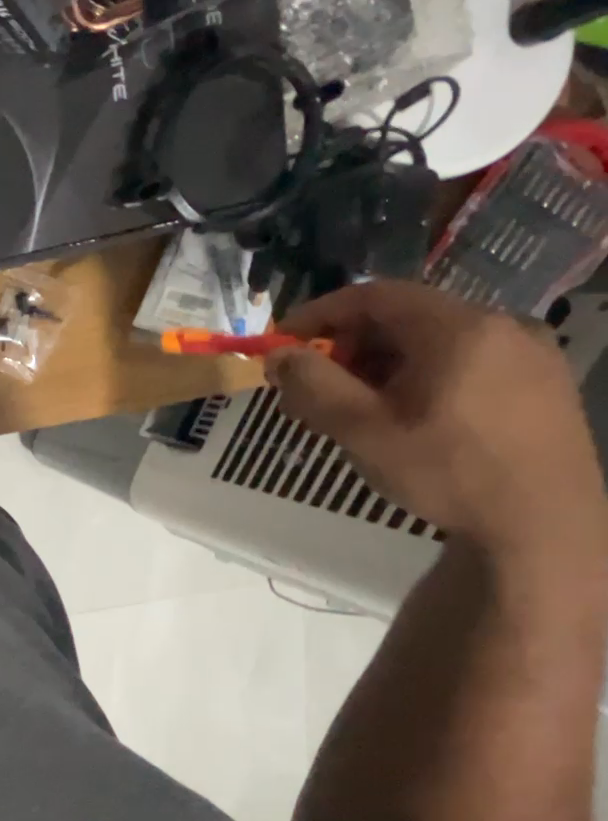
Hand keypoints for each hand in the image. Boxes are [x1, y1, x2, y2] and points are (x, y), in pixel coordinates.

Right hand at [267, 282, 606, 556]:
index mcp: (460, 328)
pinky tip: (403, 413)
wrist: (541, 525)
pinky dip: (420, 374)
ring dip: (381, 363)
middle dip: (347, 344)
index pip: (374, 295)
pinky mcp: (542, 382)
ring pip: (434, 340)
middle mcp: (503, 326)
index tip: (281, 344)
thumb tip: (278, 356)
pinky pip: (465, 360)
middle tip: (311, 383)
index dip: (318, 314)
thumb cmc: (445, 470)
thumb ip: (312, 384)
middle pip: (405, 316)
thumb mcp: (360, 429)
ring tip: (352, 405)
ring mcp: (531, 353)